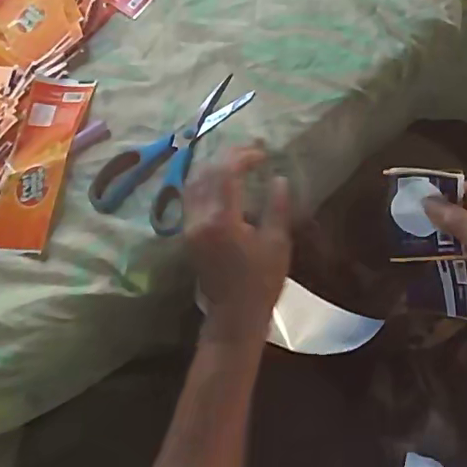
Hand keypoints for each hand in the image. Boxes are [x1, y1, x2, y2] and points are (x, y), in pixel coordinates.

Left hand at [184, 144, 290, 343]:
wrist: (234, 316)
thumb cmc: (261, 282)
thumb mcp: (277, 243)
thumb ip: (276, 206)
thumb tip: (278, 178)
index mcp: (221, 220)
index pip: (226, 173)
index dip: (244, 157)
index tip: (263, 153)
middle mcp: (199, 219)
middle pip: (207, 173)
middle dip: (229, 157)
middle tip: (252, 150)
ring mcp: (189, 226)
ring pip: (194, 182)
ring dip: (214, 166)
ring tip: (237, 160)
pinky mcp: (188, 233)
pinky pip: (191, 196)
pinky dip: (206, 180)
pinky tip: (222, 180)